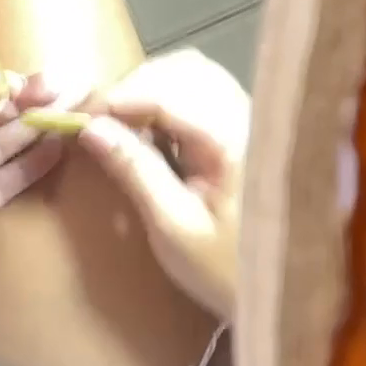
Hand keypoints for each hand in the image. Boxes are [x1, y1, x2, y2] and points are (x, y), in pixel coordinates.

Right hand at [74, 49, 248, 320]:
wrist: (287, 296)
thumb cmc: (227, 271)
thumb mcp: (172, 226)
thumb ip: (133, 170)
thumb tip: (89, 128)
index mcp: (232, 140)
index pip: (166, 93)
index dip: (116, 98)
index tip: (78, 117)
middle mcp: (247, 117)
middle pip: (183, 70)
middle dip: (132, 86)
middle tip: (96, 119)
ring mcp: (250, 121)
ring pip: (193, 76)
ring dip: (148, 90)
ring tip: (117, 123)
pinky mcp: (245, 131)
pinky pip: (202, 93)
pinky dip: (166, 100)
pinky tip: (147, 128)